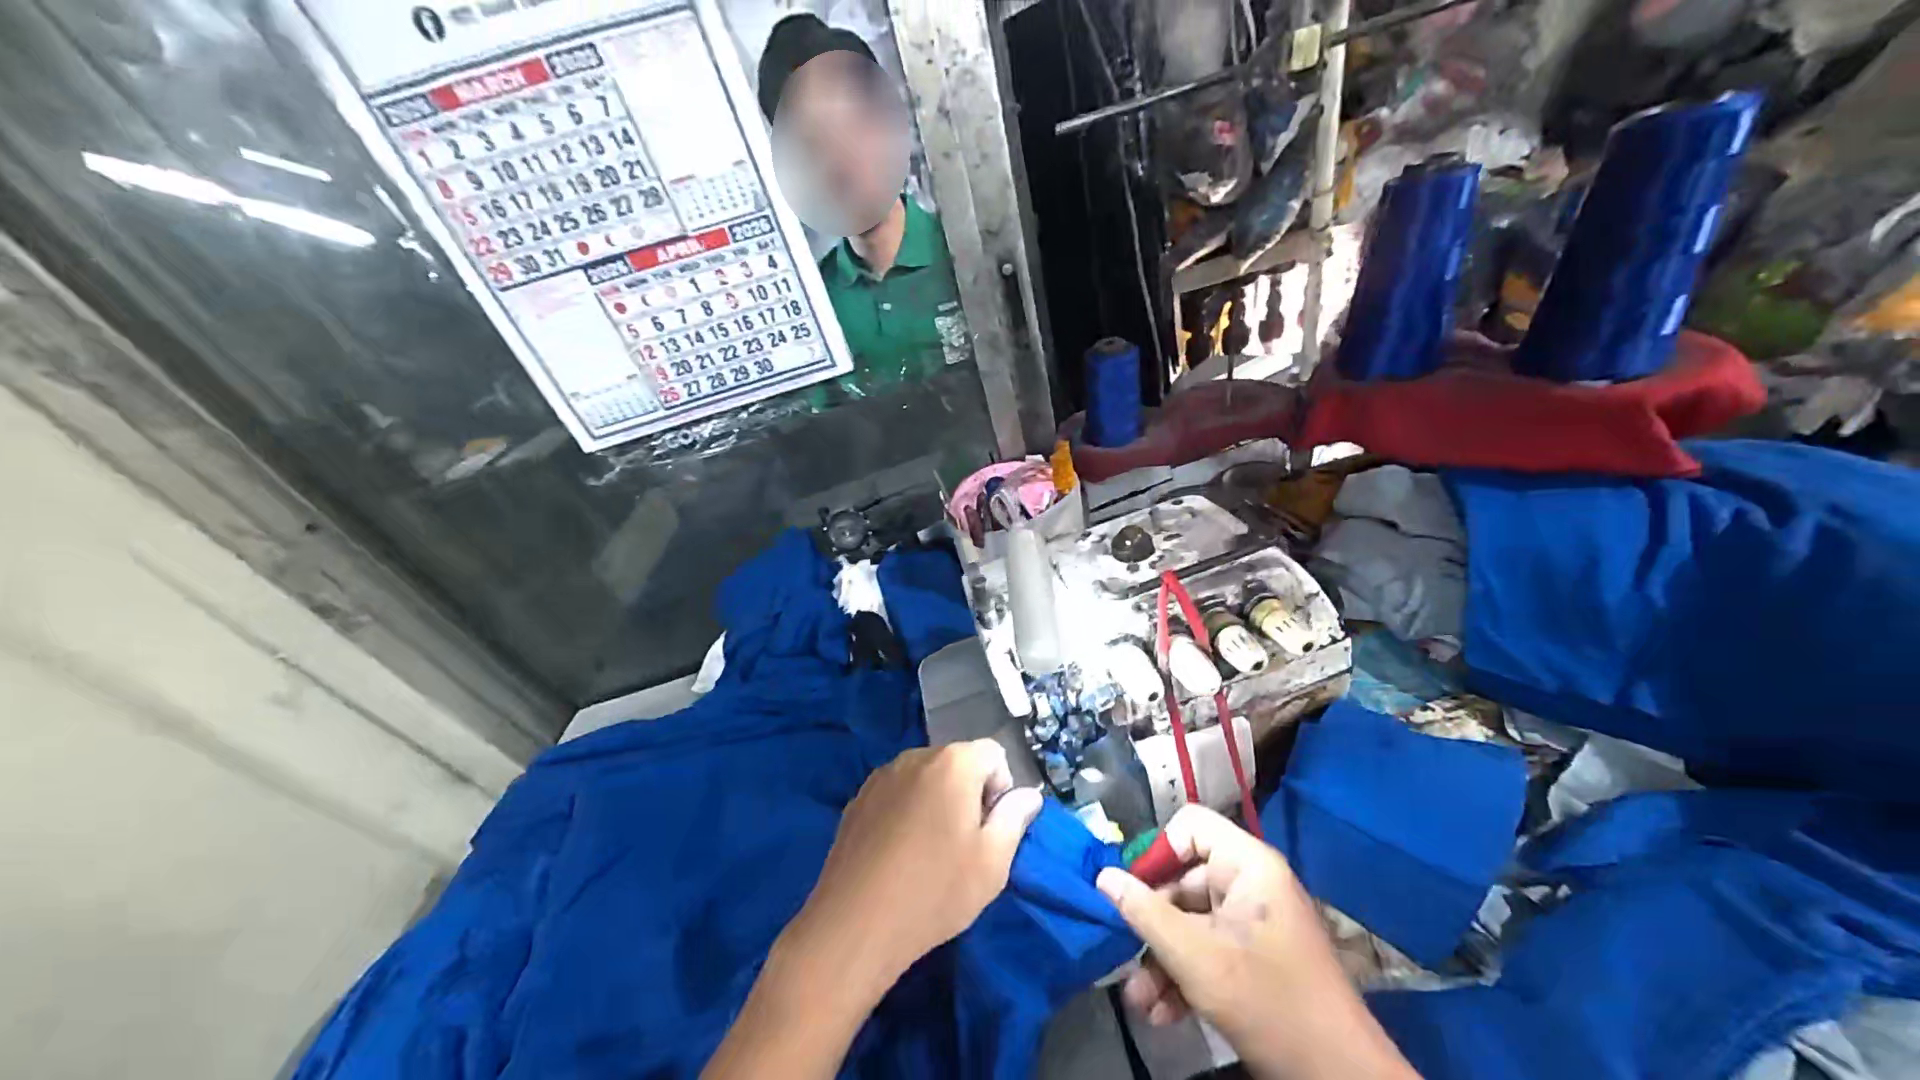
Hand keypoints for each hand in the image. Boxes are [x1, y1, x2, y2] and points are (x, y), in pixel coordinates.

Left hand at [791, 740, 1044, 993]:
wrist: (855, 925)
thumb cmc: (935, 891)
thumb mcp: (992, 861)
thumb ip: (1015, 818)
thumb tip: (1029, 794)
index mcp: (953, 763)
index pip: (993, 754)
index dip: (1000, 788)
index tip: (989, 829)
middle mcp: (915, 757)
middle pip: (957, 762)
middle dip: (969, 794)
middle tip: (963, 845)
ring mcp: (881, 776)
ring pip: (925, 778)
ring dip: (937, 802)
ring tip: (929, 853)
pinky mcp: (857, 800)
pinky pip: (897, 793)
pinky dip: (907, 812)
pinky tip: (899, 855)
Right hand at [1096, 806, 1418, 1079]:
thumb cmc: (1269, 1004)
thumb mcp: (1197, 958)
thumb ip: (1145, 913)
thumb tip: (1102, 877)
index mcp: (1247, 866)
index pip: (1190, 826)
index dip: (1157, 853)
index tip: (1132, 891)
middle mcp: (1249, 885)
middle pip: (1182, 880)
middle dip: (1150, 925)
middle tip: (1123, 955)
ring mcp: (1251, 925)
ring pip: (1188, 922)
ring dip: (1160, 960)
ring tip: (1140, 1000)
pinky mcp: (1251, 960)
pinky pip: (1205, 950)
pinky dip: (1182, 977)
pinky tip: (1161, 1014)